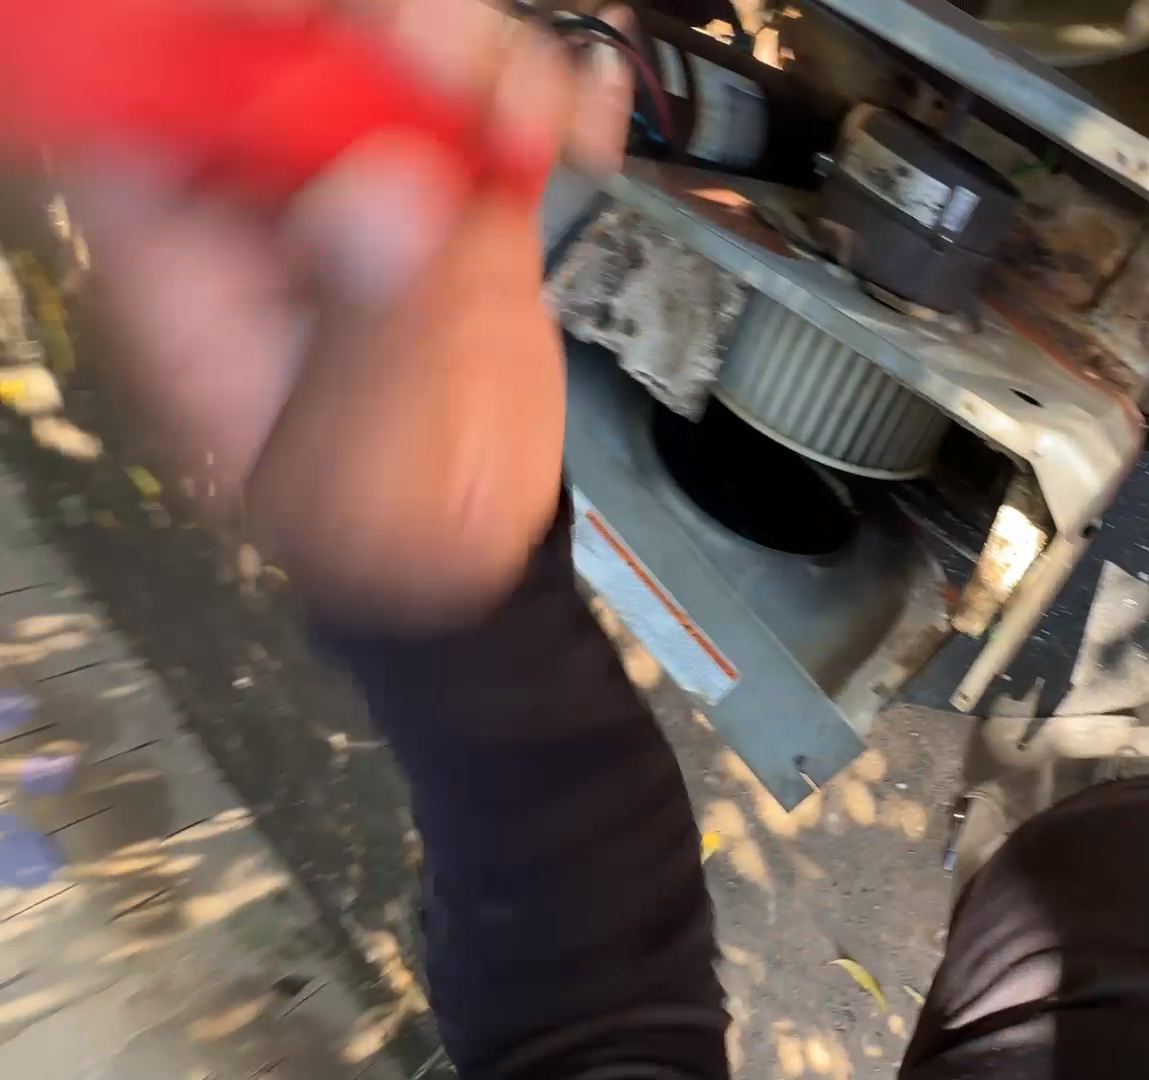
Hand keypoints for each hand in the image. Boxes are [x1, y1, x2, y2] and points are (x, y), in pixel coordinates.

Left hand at [64, 0, 632, 628]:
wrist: (474, 549)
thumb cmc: (387, 522)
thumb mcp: (360, 453)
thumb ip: (371, 331)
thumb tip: (397, 188)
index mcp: (192, 244)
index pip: (150, 74)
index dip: (212, 20)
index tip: (311, 20)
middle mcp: (285, 197)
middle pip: (306, 47)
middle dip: (383, 30)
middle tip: (456, 67)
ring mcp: (394, 201)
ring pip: (424, 71)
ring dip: (493, 66)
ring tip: (544, 123)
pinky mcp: (480, 221)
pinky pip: (509, 135)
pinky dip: (556, 108)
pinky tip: (589, 123)